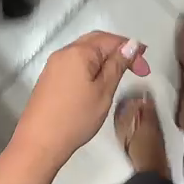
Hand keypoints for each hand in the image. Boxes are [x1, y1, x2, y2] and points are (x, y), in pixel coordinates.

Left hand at [9, 32, 150, 166]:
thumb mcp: (103, 92)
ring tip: (120, 74)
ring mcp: (54, 65)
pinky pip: (74, 63)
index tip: (145, 68)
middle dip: (117, 50)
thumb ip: (117, 66)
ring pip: (84, 52)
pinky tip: (98, 80)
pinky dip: (90, 66)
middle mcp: (64, 52)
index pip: (110, 40)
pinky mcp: (49, 78)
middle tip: (136, 67)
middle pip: (95, 40)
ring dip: (104, 58)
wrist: (39, 142)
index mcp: (79, 52)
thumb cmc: (76, 118)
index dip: (131, 49)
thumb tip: (130, 46)